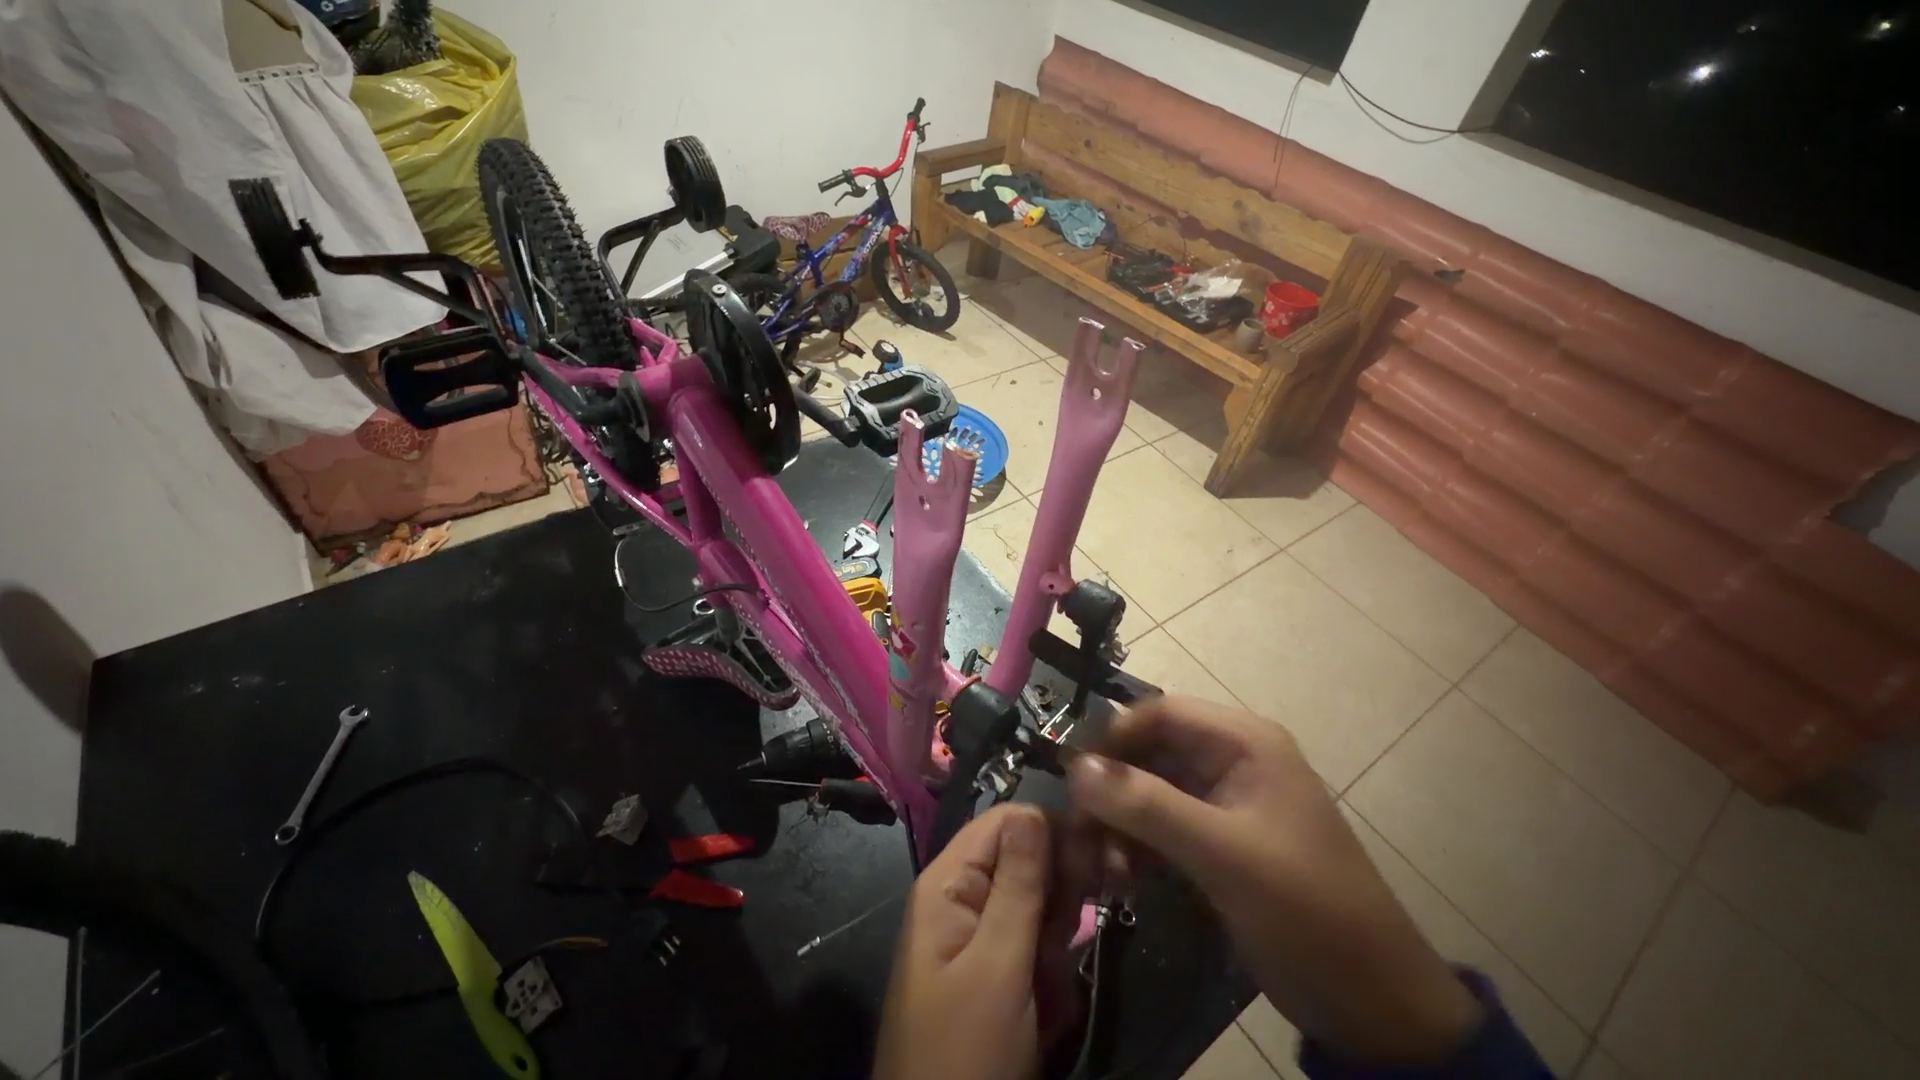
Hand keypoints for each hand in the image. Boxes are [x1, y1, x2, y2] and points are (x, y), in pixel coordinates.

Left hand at [873, 805, 1057, 1079]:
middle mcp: (963, 899)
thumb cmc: (965, 1050)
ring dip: (1055, 952)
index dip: (1054, 831)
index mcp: (949, 883)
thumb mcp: (997, 965)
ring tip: (1044, 997)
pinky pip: (1037, 953)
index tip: (1099, 861)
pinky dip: (1050, 982)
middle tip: (1058, 950)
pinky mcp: (998, 972)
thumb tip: (1036, 810)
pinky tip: (1046, 1015)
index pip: (1008, 822)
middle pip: (1030, 864)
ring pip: (1042, 912)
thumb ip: (1019, 885)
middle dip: (1059, 903)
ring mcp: (982, 938)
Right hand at [1066, 696, 1479, 1066]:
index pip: (1160, 713)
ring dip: (1118, 826)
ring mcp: (1223, 805)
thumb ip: (1148, 806)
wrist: (1368, 997)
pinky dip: (1135, 848)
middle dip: (1110, 792)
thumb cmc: (1304, 909)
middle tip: (1080, 838)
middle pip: (1147, 753)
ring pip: (1147, 793)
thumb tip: (1075, 766)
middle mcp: (1231, 761)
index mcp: (1245, 743)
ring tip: (1104, 872)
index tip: (1071, 781)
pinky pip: (1158, 829)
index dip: (1112, 739)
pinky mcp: (1216, 845)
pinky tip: (1122, 881)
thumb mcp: (1224, 854)